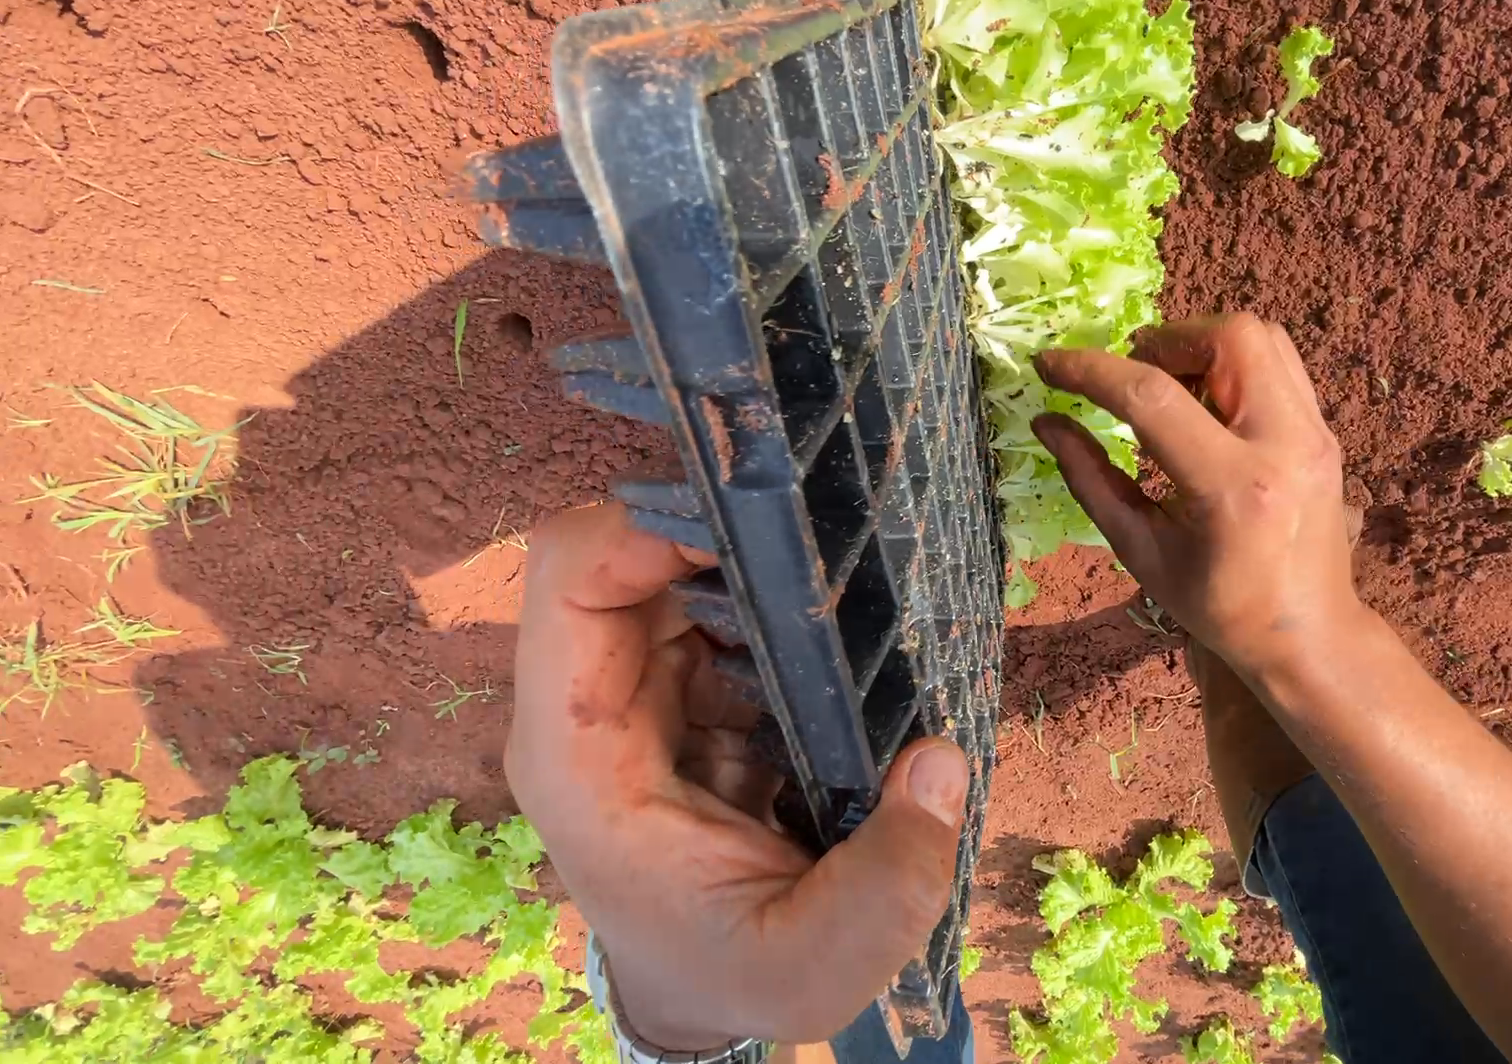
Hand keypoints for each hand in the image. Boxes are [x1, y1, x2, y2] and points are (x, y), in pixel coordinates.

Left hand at [506, 505, 970, 1047]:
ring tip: (840, 569)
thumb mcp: (815, 965)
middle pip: (628, 554)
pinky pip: (724, 603)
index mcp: (580, 753)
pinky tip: (837, 614)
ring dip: (756, 558)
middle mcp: (597, 701)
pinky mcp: (694, 687)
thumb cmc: (735, 975)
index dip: (649, 527)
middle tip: (819, 530)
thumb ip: (886, 886)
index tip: (754, 522)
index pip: (572, 581)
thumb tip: (939, 762)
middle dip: (720, 526)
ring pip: (680, 569)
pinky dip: (778, 592)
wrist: (707, 989)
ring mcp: (647, 687)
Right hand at [1032, 314, 1360, 675]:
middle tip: (1128, 377)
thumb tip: (1047, 423)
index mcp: (1230, 487)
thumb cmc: (1217, 605)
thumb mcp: (1141, 551)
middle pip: (1230, 336)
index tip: (1049, 365)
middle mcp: (1285, 444)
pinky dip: (1230, 364)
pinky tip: (1203, 404)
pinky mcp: (1324, 431)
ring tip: (1165, 387)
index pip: (1152, 397)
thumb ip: (1091, 480)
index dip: (1091, 371)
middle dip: (1163, 341)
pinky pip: (1277, 364)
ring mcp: (1316, 433)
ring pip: (1260, 338)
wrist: (1306, 634)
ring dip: (1199, 346)